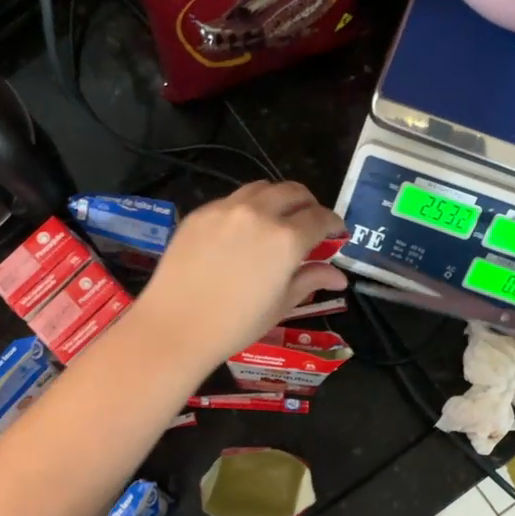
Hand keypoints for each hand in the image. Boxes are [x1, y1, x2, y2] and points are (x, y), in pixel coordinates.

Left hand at [131, 182, 347, 364]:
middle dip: (308, 204)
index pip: (320, 218)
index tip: (337, 233)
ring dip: (277, 199)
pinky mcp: (200, 213)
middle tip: (310, 223)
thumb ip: (310, 281)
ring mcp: (226, 209)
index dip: (334, 224)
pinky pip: (231, 200)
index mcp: (286, 239)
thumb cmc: (235, 325)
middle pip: (293, 192)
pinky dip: (246, 209)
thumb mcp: (280, 305)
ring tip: (277, 221)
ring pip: (261, 189)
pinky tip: (242, 232)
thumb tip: (339, 276)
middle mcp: (259, 214)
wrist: (175, 327)